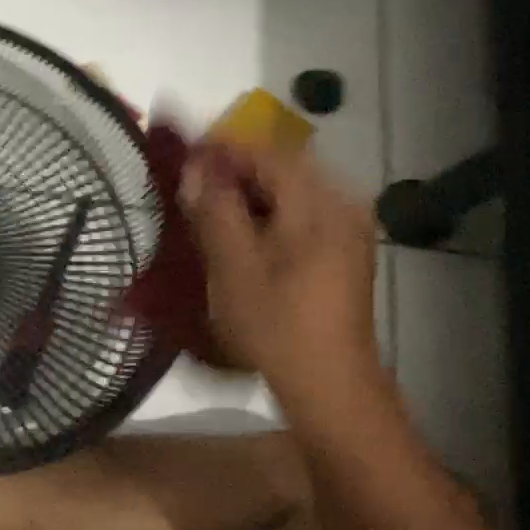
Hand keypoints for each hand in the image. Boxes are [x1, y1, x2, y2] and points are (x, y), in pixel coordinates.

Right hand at [180, 140, 382, 406]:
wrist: (328, 381)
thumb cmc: (277, 326)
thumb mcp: (234, 269)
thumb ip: (215, 212)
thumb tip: (197, 170)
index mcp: (320, 204)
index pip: (267, 154)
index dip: (222, 147)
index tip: (182, 148)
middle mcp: (341, 205)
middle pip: (281, 168)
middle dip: (233, 167)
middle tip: (188, 176)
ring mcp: (346, 228)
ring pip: (289, 191)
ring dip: (247, 190)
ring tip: (205, 202)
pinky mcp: (341, 250)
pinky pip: (298, 213)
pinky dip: (264, 212)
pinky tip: (238, 230)